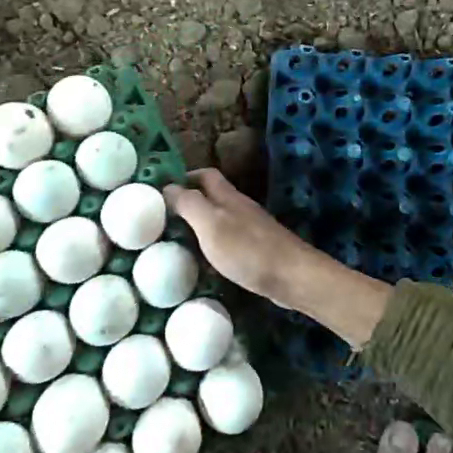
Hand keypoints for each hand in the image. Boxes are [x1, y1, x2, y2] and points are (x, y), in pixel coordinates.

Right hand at [164, 168, 391, 347]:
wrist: (293, 277)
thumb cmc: (248, 250)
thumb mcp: (211, 224)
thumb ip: (189, 204)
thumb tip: (168, 187)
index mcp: (228, 196)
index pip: (204, 175)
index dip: (184, 177)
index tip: (160, 191)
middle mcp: (240, 207)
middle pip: (212, 196)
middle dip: (189, 203)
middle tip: (163, 220)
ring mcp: (251, 229)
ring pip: (220, 219)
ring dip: (199, 226)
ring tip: (176, 242)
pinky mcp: (257, 250)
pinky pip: (229, 241)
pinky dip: (212, 246)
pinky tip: (204, 263)